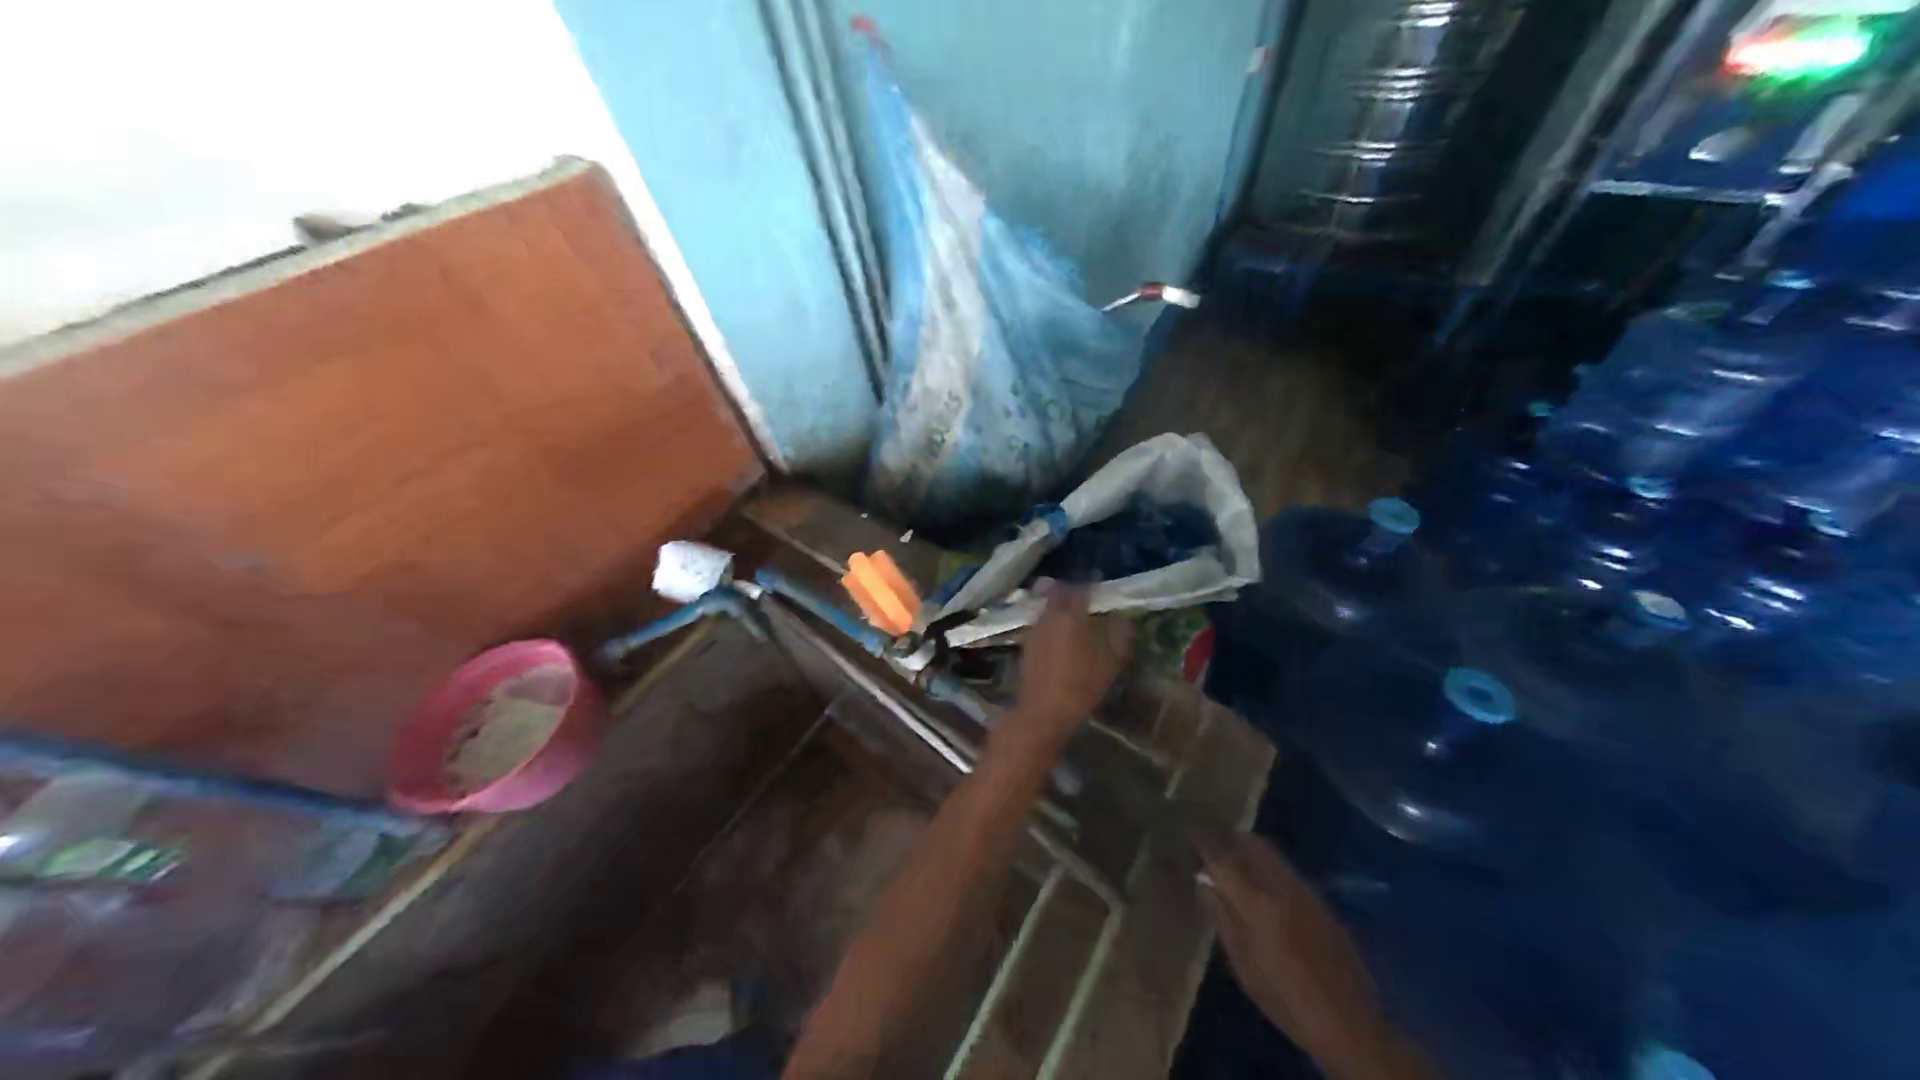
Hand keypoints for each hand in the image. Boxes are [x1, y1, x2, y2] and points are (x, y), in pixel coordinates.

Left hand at [1011, 581, 1132, 744]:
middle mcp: (1051, 616)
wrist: (1043, 709)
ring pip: (1046, 602)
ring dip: (1057, 598)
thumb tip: (1123, 617)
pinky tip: (1056, 625)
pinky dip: (1048, 613)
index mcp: (1073, 617)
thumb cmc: (1081, 686)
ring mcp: (1035, 627)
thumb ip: (1119, 635)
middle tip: (1082, 588)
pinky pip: (1039, 617)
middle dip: (1070, 586)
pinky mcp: (1026, 640)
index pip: (1082, 588)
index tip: (1098, 578)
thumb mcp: (1110, 663)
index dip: (1091, 581)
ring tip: (1069, 604)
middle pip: (1058, 590)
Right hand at [1199, 835, 1428, 1079]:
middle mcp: (1281, 886)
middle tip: (1212, 843)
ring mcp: (1306, 892)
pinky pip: (1287, 870)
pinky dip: (1269, 866)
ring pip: (1272, 854)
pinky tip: (1263, 885)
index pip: (1223, 857)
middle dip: (1230, 838)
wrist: (1350, 1024)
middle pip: (1252, 844)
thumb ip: (1221, 917)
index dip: (1204, 841)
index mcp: (1257, 902)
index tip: (1189, 831)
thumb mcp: (1242, 964)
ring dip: (1250, 850)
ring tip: (1234, 860)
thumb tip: (1204, 881)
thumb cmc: (1285, 999)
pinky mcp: (1321, 902)